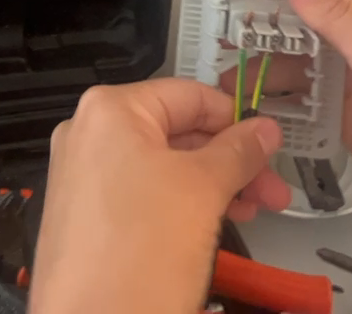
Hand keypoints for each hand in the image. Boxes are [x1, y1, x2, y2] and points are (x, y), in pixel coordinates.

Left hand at [28, 79, 291, 313]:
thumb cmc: (136, 257)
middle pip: (175, 131)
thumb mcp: (203, 191)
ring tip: (250, 212)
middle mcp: (88, 134)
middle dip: (228, 160)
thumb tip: (263, 129)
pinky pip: (141, 194)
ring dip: (210, 184)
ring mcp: (81, 176)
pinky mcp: (84, 217)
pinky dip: (179, 204)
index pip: (187, 95)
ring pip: (161, 166)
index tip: (267, 142)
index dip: (234, 118)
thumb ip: (239, 152)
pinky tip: (211, 226)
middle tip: (269, 187)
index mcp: (109, 109)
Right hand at [241, 0, 351, 256]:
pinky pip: (307, 95)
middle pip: (313, 16)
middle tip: (230, 31)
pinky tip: (254, 100)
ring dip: (269, 62)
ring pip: (305, 56)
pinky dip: (281, 95)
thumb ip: (338, 14)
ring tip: (233, 71)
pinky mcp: (350, 114)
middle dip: (271, 22)